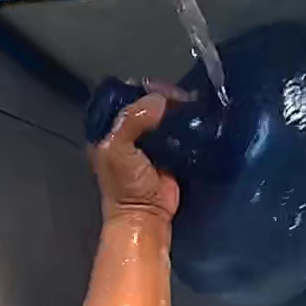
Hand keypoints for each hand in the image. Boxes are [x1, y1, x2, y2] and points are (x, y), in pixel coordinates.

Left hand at [90, 93, 179, 222]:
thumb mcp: (118, 149)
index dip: (141, 90)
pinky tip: (196, 115)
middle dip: (163, 97)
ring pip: (165, 114)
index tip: (160, 89)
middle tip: (180, 96)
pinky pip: (179, 129)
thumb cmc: (126, 185)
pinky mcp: (171, 150)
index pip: (125, 98)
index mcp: (109, 128)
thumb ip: (132, 121)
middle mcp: (129, 131)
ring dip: (177, 108)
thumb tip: (160, 100)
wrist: (147, 216)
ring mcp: (151, 140)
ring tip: (191, 103)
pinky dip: (187, 122)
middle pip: (147, 103)